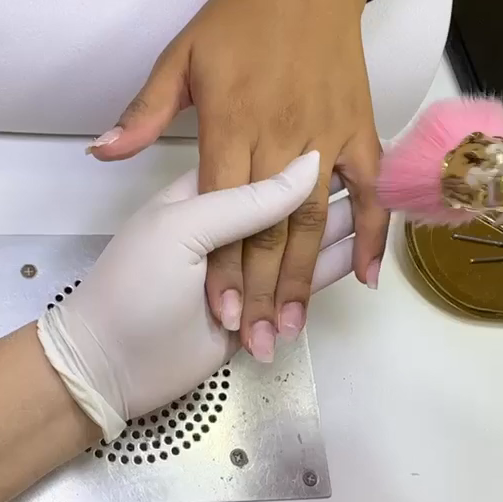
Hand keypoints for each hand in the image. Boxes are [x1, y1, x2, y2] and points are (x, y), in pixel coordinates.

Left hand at [38, 152, 355, 437]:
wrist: (111, 365)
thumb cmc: (135, 285)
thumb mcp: (181, 231)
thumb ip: (245, 201)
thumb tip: (311, 166)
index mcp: (203, 195)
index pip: (262, 165)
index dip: (303, 155)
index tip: (347, 136)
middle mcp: (229, 226)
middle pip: (289, 204)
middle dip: (330, 192)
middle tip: (386, 173)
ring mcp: (246, 269)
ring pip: (301, 243)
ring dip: (338, 230)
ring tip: (390, 209)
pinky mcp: (259, 308)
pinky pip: (301, 285)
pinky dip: (329, 272)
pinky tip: (365, 256)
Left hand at [89, 0, 386, 364]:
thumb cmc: (237, 18)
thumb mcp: (179, 57)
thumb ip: (145, 113)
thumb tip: (101, 150)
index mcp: (231, 126)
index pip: (222, 212)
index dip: (220, 264)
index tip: (215, 312)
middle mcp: (279, 139)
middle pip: (266, 228)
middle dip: (259, 289)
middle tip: (254, 341)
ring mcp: (325, 138)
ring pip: (314, 223)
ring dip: (304, 280)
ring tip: (292, 328)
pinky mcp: (359, 134)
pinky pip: (368, 192)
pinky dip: (371, 235)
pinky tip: (364, 281)